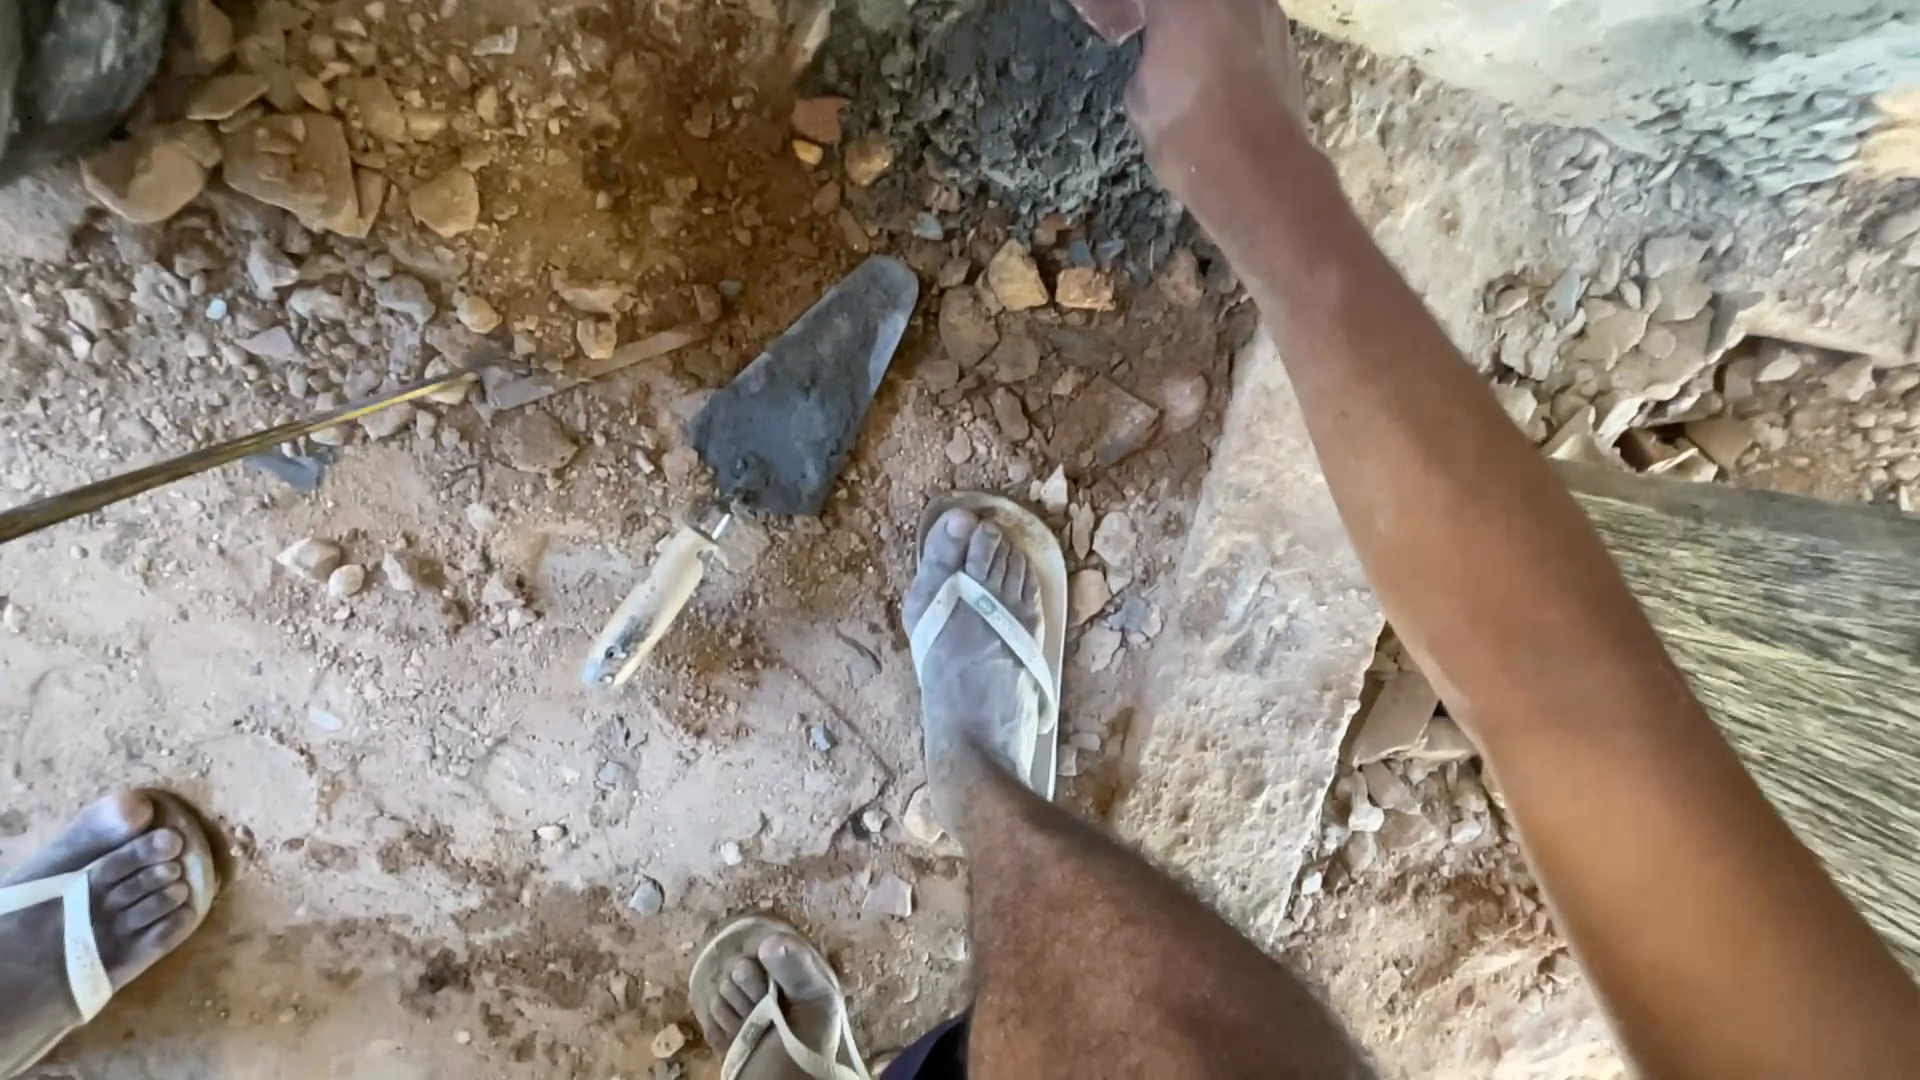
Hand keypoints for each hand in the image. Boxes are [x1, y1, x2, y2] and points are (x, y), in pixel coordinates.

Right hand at [1071, 0, 1315, 236]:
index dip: (1137, 14)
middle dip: (1177, 20)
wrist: (1253, 168)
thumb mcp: (1139, 101)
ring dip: (1211, 30)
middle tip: (1162, 45)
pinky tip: (1227, 86)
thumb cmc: (1185, 132)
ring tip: (1198, 69)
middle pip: (1195, 3)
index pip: (1151, 0)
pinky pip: (1252, 33)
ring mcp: (1266, 10)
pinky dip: (1237, 50)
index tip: (1128, 30)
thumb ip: (1147, 63)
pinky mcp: (1288, 41)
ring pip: (1229, 11)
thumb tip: (1160, 60)